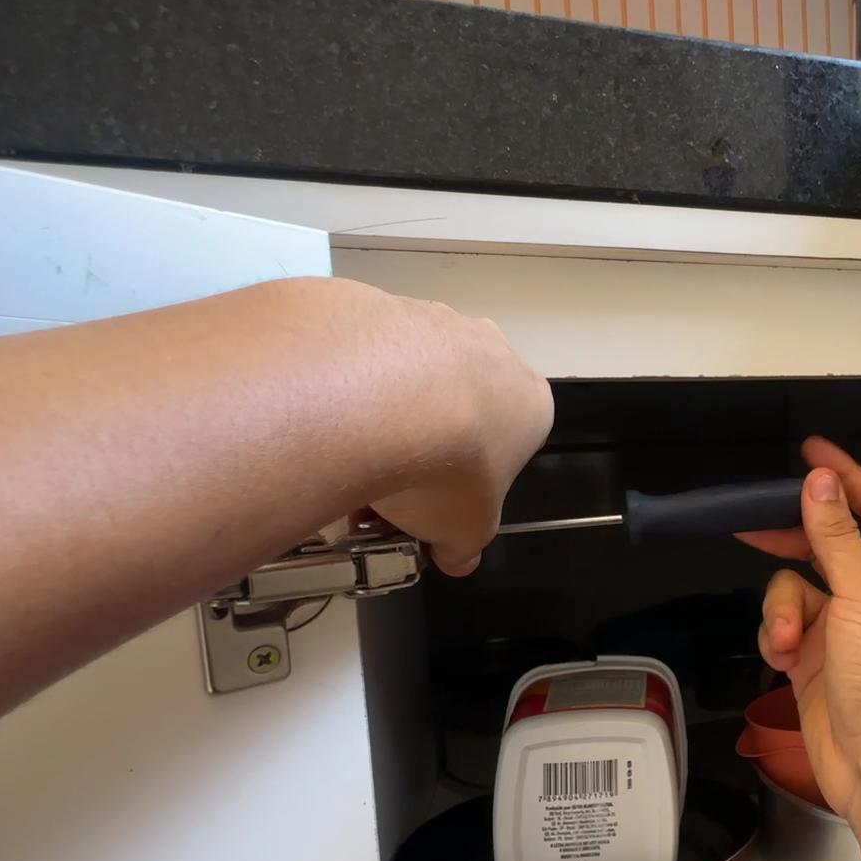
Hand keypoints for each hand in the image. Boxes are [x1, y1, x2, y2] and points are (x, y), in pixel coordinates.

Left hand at [337, 285, 552, 575]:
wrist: (376, 397)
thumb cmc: (448, 465)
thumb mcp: (466, 531)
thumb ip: (465, 545)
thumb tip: (455, 556)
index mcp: (532, 404)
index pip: (511, 443)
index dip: (475, 479)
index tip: (439, 503)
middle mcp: (494, 354)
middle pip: (463, 406)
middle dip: (430, 445)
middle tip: (391, 487)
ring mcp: (437, 321)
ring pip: (412, 377)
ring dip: (388, 416)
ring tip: (350, 458)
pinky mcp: (380, 305)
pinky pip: (365, 354)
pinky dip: (349, 385)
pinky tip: (328, 418)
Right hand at [737, 438, 860, 825]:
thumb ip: (837, 538)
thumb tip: (822, 483)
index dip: (844, 474)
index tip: (811, 449)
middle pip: (822, 542)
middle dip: (788, 536)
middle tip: (750, 520)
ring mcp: (838, 627)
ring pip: (790, 588)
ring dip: (779, 610)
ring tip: (785, 640)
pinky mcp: (810, 658)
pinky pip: (779, 627)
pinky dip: (773, 638)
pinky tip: (780, 658)